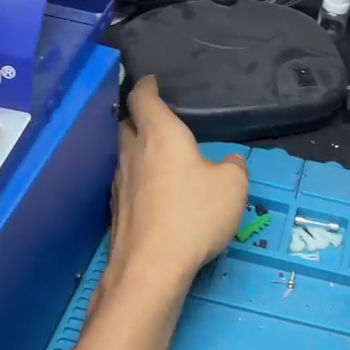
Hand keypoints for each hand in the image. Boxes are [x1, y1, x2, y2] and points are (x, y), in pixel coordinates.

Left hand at [107, 77, 249, 301]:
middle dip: (138, 117)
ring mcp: (120, 183)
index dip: (147, 86)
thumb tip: (229, 163)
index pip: (143, 98)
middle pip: (127, 124)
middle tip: (156, 118)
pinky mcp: (116, 211)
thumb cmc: (194, 215)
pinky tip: (155, 192)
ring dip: (138, 150)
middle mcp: (133, 153)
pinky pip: (127, 182)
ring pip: (125, 155)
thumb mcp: (233, 186)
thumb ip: (233, 167)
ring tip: (158, 155)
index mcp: (160, 135)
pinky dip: (139, 179)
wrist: (151, 267)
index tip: (152, 81)